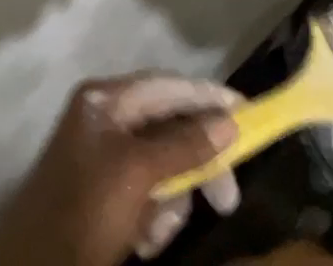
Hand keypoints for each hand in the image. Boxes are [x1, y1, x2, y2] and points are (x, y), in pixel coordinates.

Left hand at [0, 74, 242, 265]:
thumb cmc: (83, 210)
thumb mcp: (137, 174)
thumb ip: (186, 144)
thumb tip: (231, 120)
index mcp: (106, 102)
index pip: (170, 87)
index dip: (210, 99)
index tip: (249, 113)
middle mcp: (106, 121)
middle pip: (172, 131)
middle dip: (197, 168)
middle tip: (226, 201)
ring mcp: (104, 160)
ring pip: (166, 168)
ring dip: (172, 203)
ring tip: (158, 233)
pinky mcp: (104, 196)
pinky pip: (148, 195)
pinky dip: (153, 219)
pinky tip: (143, 243)